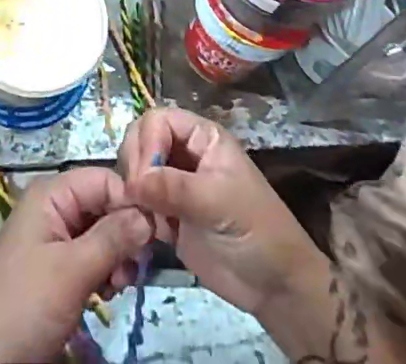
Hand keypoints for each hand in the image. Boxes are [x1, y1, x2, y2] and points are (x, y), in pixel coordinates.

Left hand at [0, 168, 153, 363]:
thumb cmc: (26, 304)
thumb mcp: (72, 270)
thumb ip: (113, 238)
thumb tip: (150, 215)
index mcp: (51, 194)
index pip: (104, 179)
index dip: (131, 202)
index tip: (156, 234)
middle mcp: (54, 208)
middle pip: (105, 205)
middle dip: (125, 234)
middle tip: (134, 268)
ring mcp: (55, 238)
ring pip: (102, 233)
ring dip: (118, 257)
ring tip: (119, 285)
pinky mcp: (58, 267)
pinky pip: (93, 256)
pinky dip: (106, 272)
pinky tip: (108, 292)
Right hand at [118, 108, 330, 317]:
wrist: (273, 285)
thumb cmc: (256, 231)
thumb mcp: (218, 203)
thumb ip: (174, 188)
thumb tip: (132, 182)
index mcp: (202, 138)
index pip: (158, 120)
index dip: (147, 143)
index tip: (145, 178)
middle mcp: (184, 153)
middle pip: (140, 140)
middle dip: (134, 166)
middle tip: (138, 198)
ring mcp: (173, 183)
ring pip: (134, 169)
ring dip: (132, 191)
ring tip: (145, 218)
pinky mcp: (165, 212)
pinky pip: (136, 200)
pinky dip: (134, 212)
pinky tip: (146, 231)